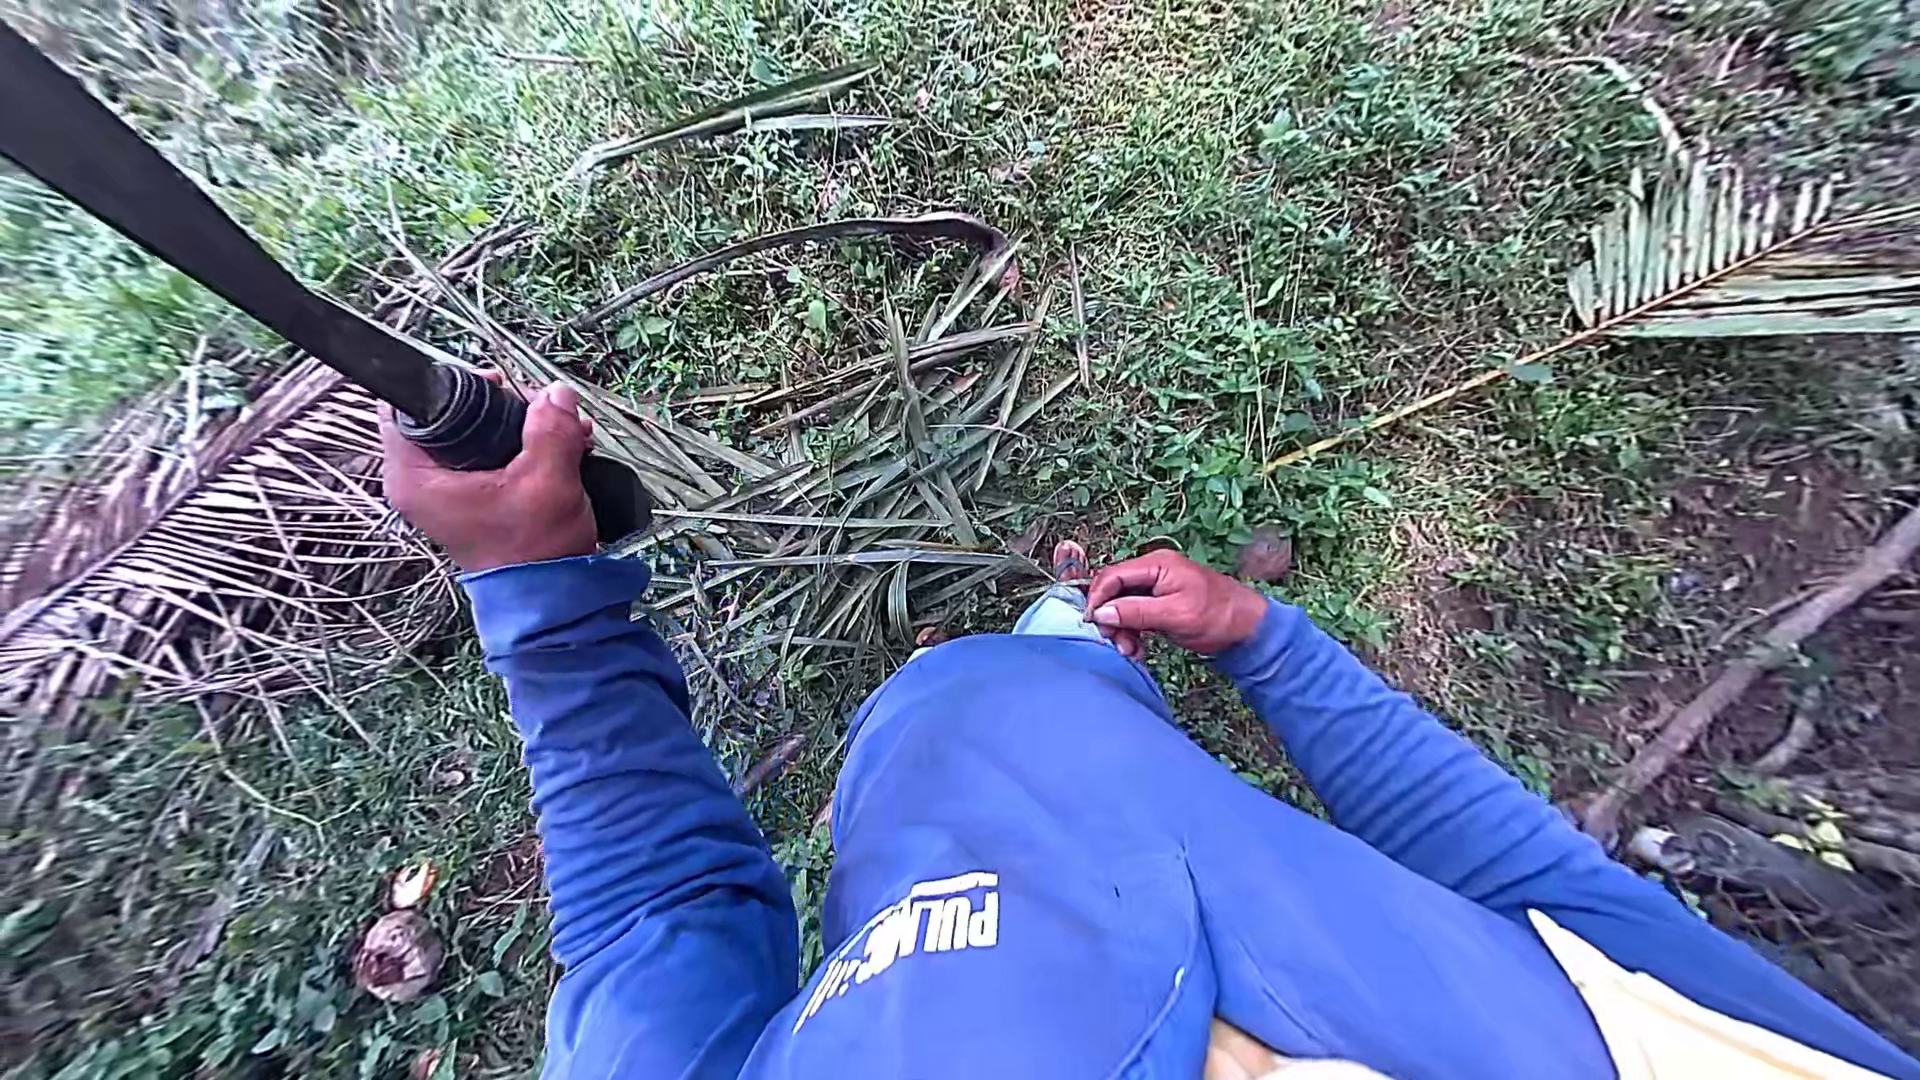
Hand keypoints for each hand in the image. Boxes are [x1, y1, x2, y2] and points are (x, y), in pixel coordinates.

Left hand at [379, 381, 598, 572]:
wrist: (555, 595)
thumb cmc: (536, 545)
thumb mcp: (548, 482)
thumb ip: (552, 432)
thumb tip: (558, 392)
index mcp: (417, 475)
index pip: (413, 406)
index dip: (457, 387)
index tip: (503, 386)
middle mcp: (426, 481)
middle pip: (455, 419)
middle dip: (509, 409)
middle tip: (547, 411)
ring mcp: (455, 492)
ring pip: (484, 438)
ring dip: (529, 428)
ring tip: (569, 430)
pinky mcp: (482, 500)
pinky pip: (501, 459)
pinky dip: (532, 449)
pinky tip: (567, 447)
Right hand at [1084, 549, 1268, 658]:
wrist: (1249, 628)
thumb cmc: (1218, 616)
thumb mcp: (1175, 615)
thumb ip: (1136, 611)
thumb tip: (1101, 612)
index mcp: (1156, 564)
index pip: (1112, 576)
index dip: (1098, 598)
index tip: (1094, 622)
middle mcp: (1152, 571)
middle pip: (1114, 591)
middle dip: (1111, 618)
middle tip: (1115, 642)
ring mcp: (1155, 587)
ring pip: (1121, 605)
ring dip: (1121, 629)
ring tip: (1131, 651)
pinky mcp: (1158, 603)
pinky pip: (1133, 615)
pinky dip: (1131, 632)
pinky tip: (1137, 648)